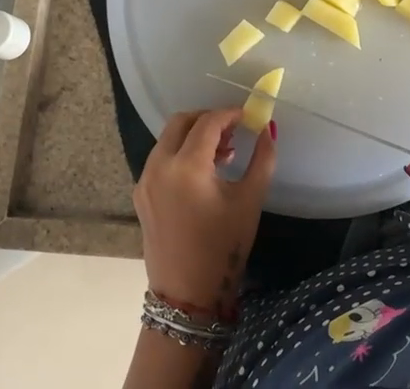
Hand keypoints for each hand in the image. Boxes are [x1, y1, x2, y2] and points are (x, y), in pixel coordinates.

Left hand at [133, 109, 275, 314]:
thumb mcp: (250, 201)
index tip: (249, 116)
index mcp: (186, 166)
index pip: (208, 123)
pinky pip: (160, 159)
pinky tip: (203, 173)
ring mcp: (145, 180)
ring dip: (193, 136)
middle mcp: (159, 166)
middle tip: (233, 131)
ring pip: (167, 139)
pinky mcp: (141, 194)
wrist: (187, 296)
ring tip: (223, 154)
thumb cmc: (223, 248)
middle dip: (208, 119)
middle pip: (181, 122)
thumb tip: (268, 128)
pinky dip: (180, 154)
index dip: (230, 114)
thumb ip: (263, 159)